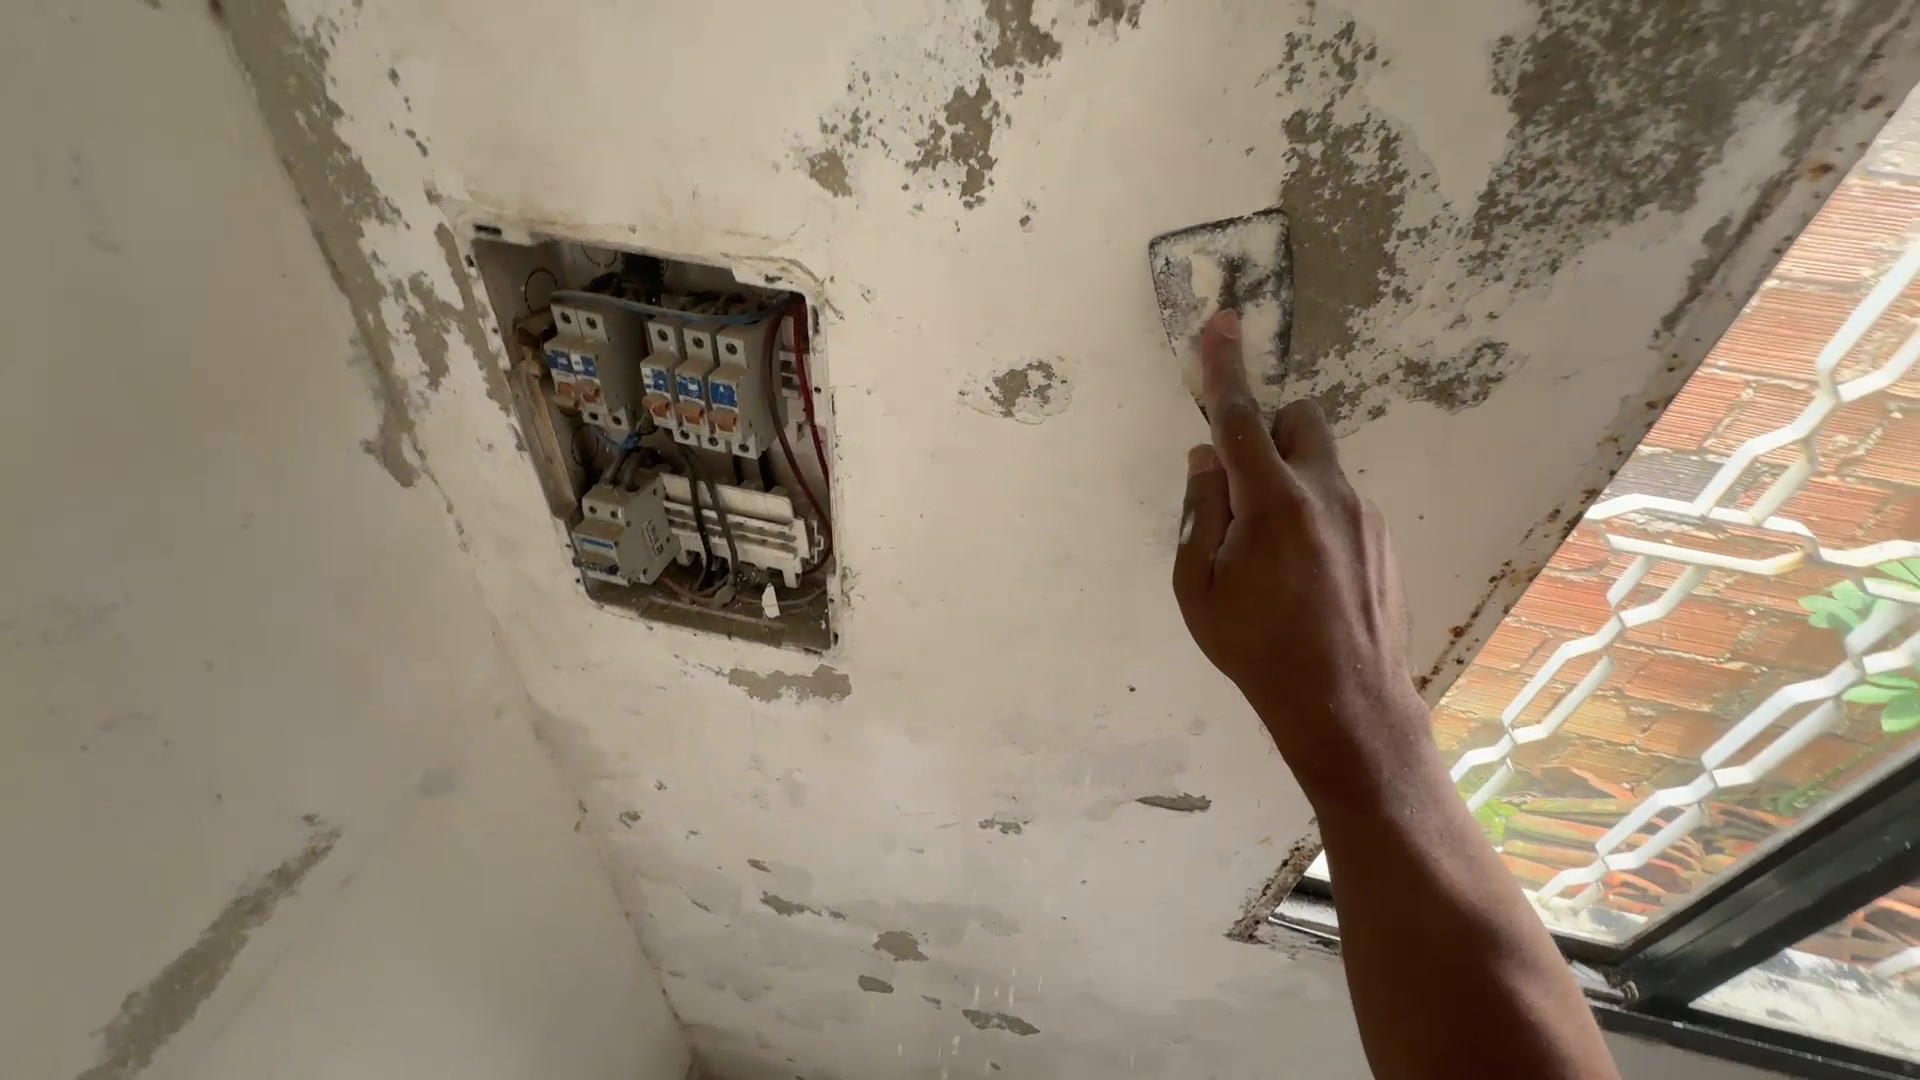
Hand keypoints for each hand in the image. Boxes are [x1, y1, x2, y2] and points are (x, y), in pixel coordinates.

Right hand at [1172, 310, 1428, 805]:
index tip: (1221, 324)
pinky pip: (1339, 503)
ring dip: (1288, 484)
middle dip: (1269, 431)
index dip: (1223, 369)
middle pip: (1301, 420)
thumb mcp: (1198, 588)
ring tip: (1271, 558)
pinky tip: (1304, 578)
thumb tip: (1206, 460)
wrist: (1346, 706)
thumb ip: (1200, 512)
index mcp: (1272, 501)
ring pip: (1321, 466)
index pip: (1239, 419)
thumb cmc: (1255, 648)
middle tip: (1242, 487)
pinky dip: (1313, 516)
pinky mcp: (1383, 540)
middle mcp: (1326, 493)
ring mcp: (1364, 515)